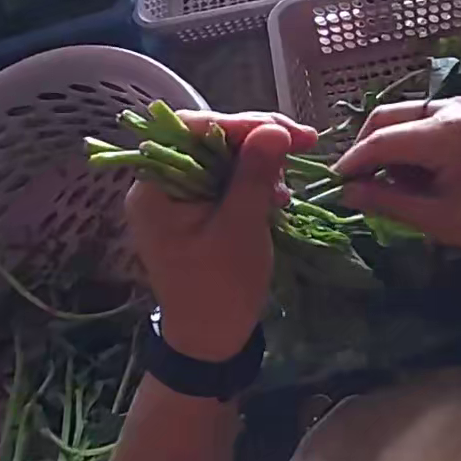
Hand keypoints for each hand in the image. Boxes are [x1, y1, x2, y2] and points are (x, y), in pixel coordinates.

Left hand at [125, 111, 316, 360]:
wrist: (212, 338)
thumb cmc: (220, 287)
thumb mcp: (241, 227)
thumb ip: (254, 175)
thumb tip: (275, 129)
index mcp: (156, 187)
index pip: (192, 129)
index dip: (240, 122)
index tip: (284, 130)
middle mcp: (163, 183)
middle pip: (211, 137)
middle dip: (258, 136)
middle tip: (304, 140)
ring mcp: (181, 194)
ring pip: (225, 154)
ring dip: (263, 158)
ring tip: (289, 181)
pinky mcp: (201, 205)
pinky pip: (230, 175)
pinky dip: (258, 177)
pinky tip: (279, 194)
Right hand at [331, 97, 460, 260]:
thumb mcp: (438, 218)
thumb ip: (388, 202)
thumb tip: (346, 193)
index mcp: (447, 132)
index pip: (381, 140)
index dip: (352, 162)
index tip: (332, 185)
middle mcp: (452, 107)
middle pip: (387, 118)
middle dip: (368, 151)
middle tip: (359, 187)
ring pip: (403, 119)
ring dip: (389, 149)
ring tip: (397, 189)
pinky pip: (423, 123)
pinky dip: (410, 146)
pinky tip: (418, 177)